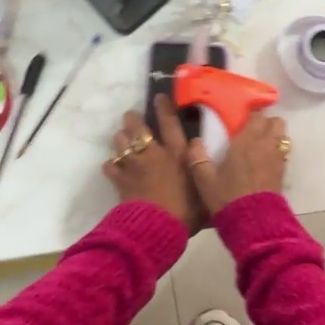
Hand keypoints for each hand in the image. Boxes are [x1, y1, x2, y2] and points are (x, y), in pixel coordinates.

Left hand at [102, 97, 205, 231]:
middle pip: (138, 128)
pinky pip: (110, 166)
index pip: (170, 124)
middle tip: (131, 116)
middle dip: (133, 119)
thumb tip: (214, 171)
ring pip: (120, 143)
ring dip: (120, 139)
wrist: (156, 227)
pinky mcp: (119, 180)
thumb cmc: (186, 211)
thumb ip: (207, 181)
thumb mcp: (206, 195)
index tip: (158, 97)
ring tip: (121, 139)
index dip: (164, 108)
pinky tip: (113, 167)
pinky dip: (111, 165)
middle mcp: (154, 154)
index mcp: (178, 154)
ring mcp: (133, 166)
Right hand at [185, 113, 287, 215]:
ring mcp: (277, 158)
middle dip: (265, 123)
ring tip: (259, 145)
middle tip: (251, 131)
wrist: (253, 222)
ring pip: (282, 136)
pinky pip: (283, 152)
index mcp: (246, 142)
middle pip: (275, 122)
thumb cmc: (227, 197)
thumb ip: (198, 158)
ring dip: (274, 136)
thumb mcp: (204, 180)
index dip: (251, 114)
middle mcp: (265, 145)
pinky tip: (264, 161)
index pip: (256, 115)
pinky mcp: (283, 171)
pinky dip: (276, 151)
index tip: (241, 118)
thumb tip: (194, 142)